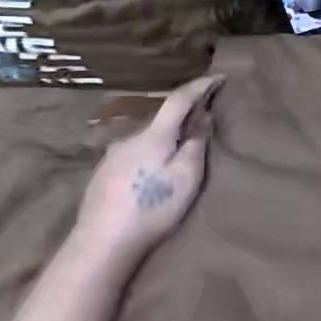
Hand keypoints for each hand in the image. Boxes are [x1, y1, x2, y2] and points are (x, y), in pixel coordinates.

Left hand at [71, 76, 221, 262]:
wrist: (102, 243)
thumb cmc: (152, 209)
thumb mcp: (187, 178)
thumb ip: (196, 145)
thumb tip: (201, 119)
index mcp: (154, 135)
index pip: (179, 99)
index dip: (200, 86)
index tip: (218, 77)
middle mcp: (129, 137)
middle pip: (161, 120)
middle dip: (182, 119)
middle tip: (202, 126)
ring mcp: (111, 156)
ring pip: (145, 139)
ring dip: (162, 142)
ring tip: (175, 160)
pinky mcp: (102, 174)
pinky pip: (132, 155)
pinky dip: (147, 157)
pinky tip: (148, 178)